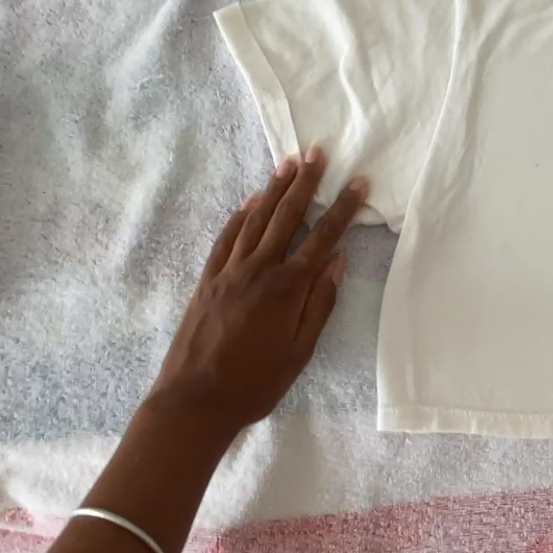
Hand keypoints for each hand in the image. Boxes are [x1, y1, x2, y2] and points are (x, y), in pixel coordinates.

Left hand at [142, 148, 366, 439]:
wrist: (194, 400)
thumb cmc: (255, 382)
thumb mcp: (300, 351)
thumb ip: (320, 304)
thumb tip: (338, 262)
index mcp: (287, 288)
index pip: (323, 238)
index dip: (343, 209)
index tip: (358, 183)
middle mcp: (259, 269)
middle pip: (287, 216)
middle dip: (306, 182)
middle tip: (317, 152)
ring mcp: (229, 270)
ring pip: (255, 219)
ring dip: (273, 189)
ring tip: (288, 163)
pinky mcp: (207, 278)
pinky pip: (226, 237)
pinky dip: (240, 215)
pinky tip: (250, 201)